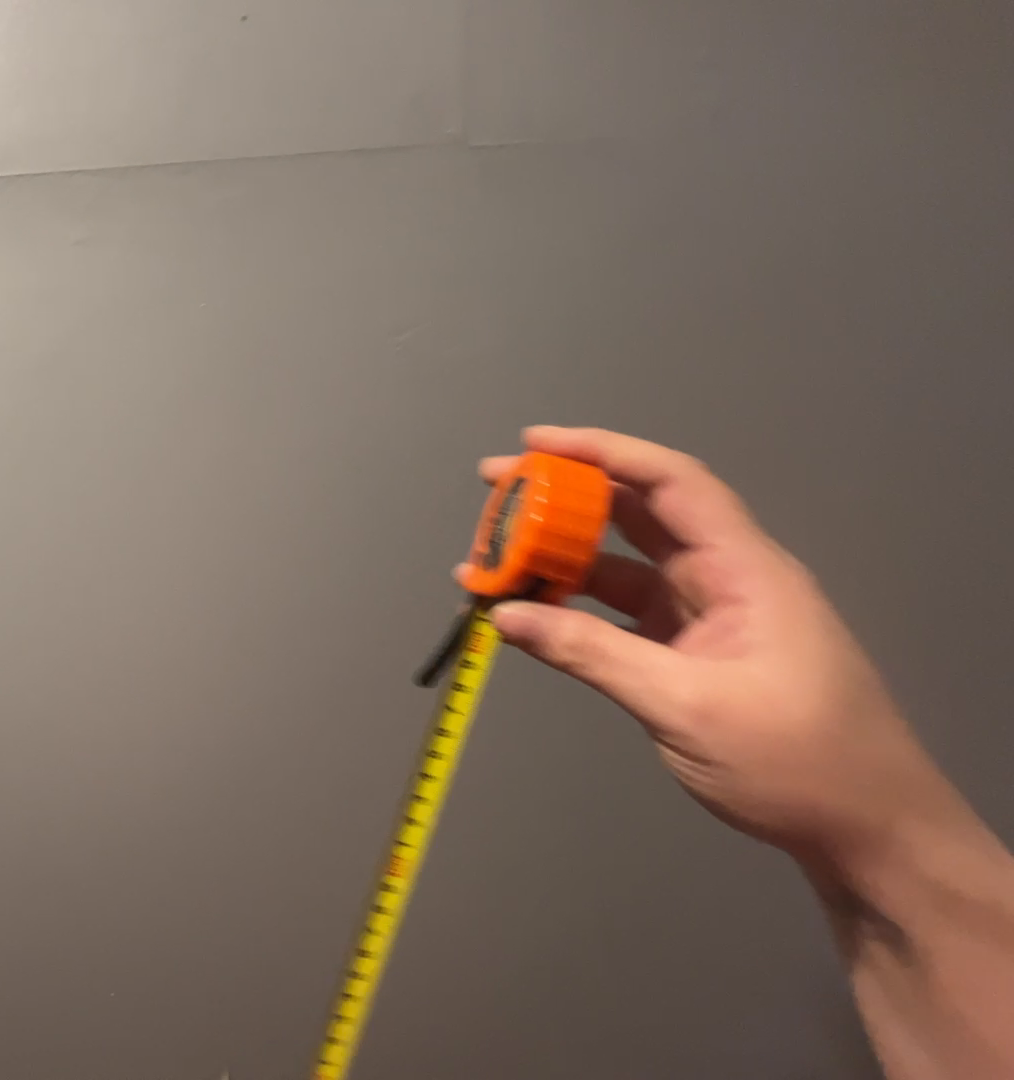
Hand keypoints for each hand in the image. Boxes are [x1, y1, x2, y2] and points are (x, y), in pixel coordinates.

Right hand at [469, 426, 959, 872]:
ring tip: (491, 557)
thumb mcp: (684, 704)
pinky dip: (564, 603)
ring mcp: (698, 613)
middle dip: (562, 494)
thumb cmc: (797, 762)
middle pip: (634, 513)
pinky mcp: (679, 646)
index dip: (602, 452)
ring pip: (614, 562)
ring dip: (553, 555)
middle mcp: (719, 578)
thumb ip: (589, 653)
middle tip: (495, 486)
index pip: (672, 484)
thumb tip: (504, 616)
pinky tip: (522, 609)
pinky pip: (610, 607)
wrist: (863, 833)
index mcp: (743, 571)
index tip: (534, 444)